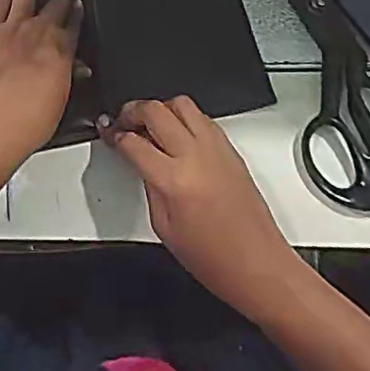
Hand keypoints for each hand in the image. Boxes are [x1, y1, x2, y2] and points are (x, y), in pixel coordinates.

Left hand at [0, 0, 82, 159]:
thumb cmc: (25, 121)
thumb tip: (71, 71)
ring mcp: (13, 30)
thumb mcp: (59, 103)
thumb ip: (65, 79)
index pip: (74, 26)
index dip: (77, 15)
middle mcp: (39, 35)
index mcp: (61, 54)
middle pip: (55, 7)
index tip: (77, 8)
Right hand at [102, 97, 299, 313]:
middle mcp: (197, 157)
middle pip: (154, 110)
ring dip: (160, 109)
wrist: (259, 267)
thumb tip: (139, 159)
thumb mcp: (163, 226)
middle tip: (124, 122)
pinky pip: (203, 117)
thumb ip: (148, 185)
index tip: (109, 134)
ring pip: (181, 103)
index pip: (133, 141)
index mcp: (174, 180)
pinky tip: (177, 133)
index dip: (114, 135)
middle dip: (131, 111)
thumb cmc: (217, 258)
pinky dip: (184, 118)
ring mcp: (217, 150)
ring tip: (150, 123)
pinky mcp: (231, 151)